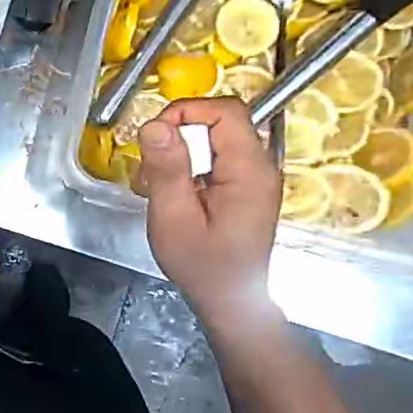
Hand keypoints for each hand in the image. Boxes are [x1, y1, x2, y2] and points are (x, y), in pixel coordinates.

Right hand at [136, 98, 283, 327]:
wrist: (231, 301)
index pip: (226, 111)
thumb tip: (155, 124)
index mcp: (249, 170)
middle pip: (221, 121)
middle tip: (152, 166)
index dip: (188, 112)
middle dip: (180, 133)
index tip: (156, 136)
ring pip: (216, 138)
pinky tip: (173, 192)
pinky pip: (217, 158)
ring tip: (157, 183)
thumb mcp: (174, 217)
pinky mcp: (245, 187)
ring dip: (182, 151)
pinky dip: (190, 165)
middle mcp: (260, 167)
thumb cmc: (202, 265)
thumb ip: (167, 168)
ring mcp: (255, 177)